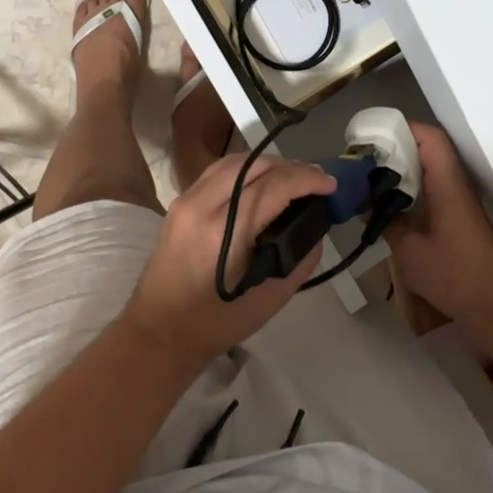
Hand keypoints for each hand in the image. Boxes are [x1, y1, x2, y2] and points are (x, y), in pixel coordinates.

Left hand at [120, 154, 335, 370]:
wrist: (160, 331)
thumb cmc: (218, 322)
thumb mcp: (272, 298)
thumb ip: (302, 258)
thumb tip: (315, 227)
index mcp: (224, 233)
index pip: (274, 187)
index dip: (308, 179)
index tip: (331, 185)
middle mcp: (201, 206)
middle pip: (254, 165)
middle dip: (291, 167)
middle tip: (316, 180)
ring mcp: (186, 200)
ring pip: (234, 161)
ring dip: (268, 164)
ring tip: (292, 177)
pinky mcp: (180, 202)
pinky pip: (218, 171)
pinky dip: (246, 169)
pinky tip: (262, 181)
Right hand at [382, 124, 492, 335]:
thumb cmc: (454, 275)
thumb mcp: (410, 251)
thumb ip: (387, 222)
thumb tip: (367, 205)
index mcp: (447, 185)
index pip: (430, 138)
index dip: (403, 129)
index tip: (373, 137)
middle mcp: (456, 185)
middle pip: (429, 149)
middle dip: (396, 148)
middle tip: (366, 160)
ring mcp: (460, 201)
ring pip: (431, 169)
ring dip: (405, 169)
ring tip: (373, 179)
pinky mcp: (460, 216)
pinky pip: (435, 187)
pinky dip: (413, 187)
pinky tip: (393, 204)